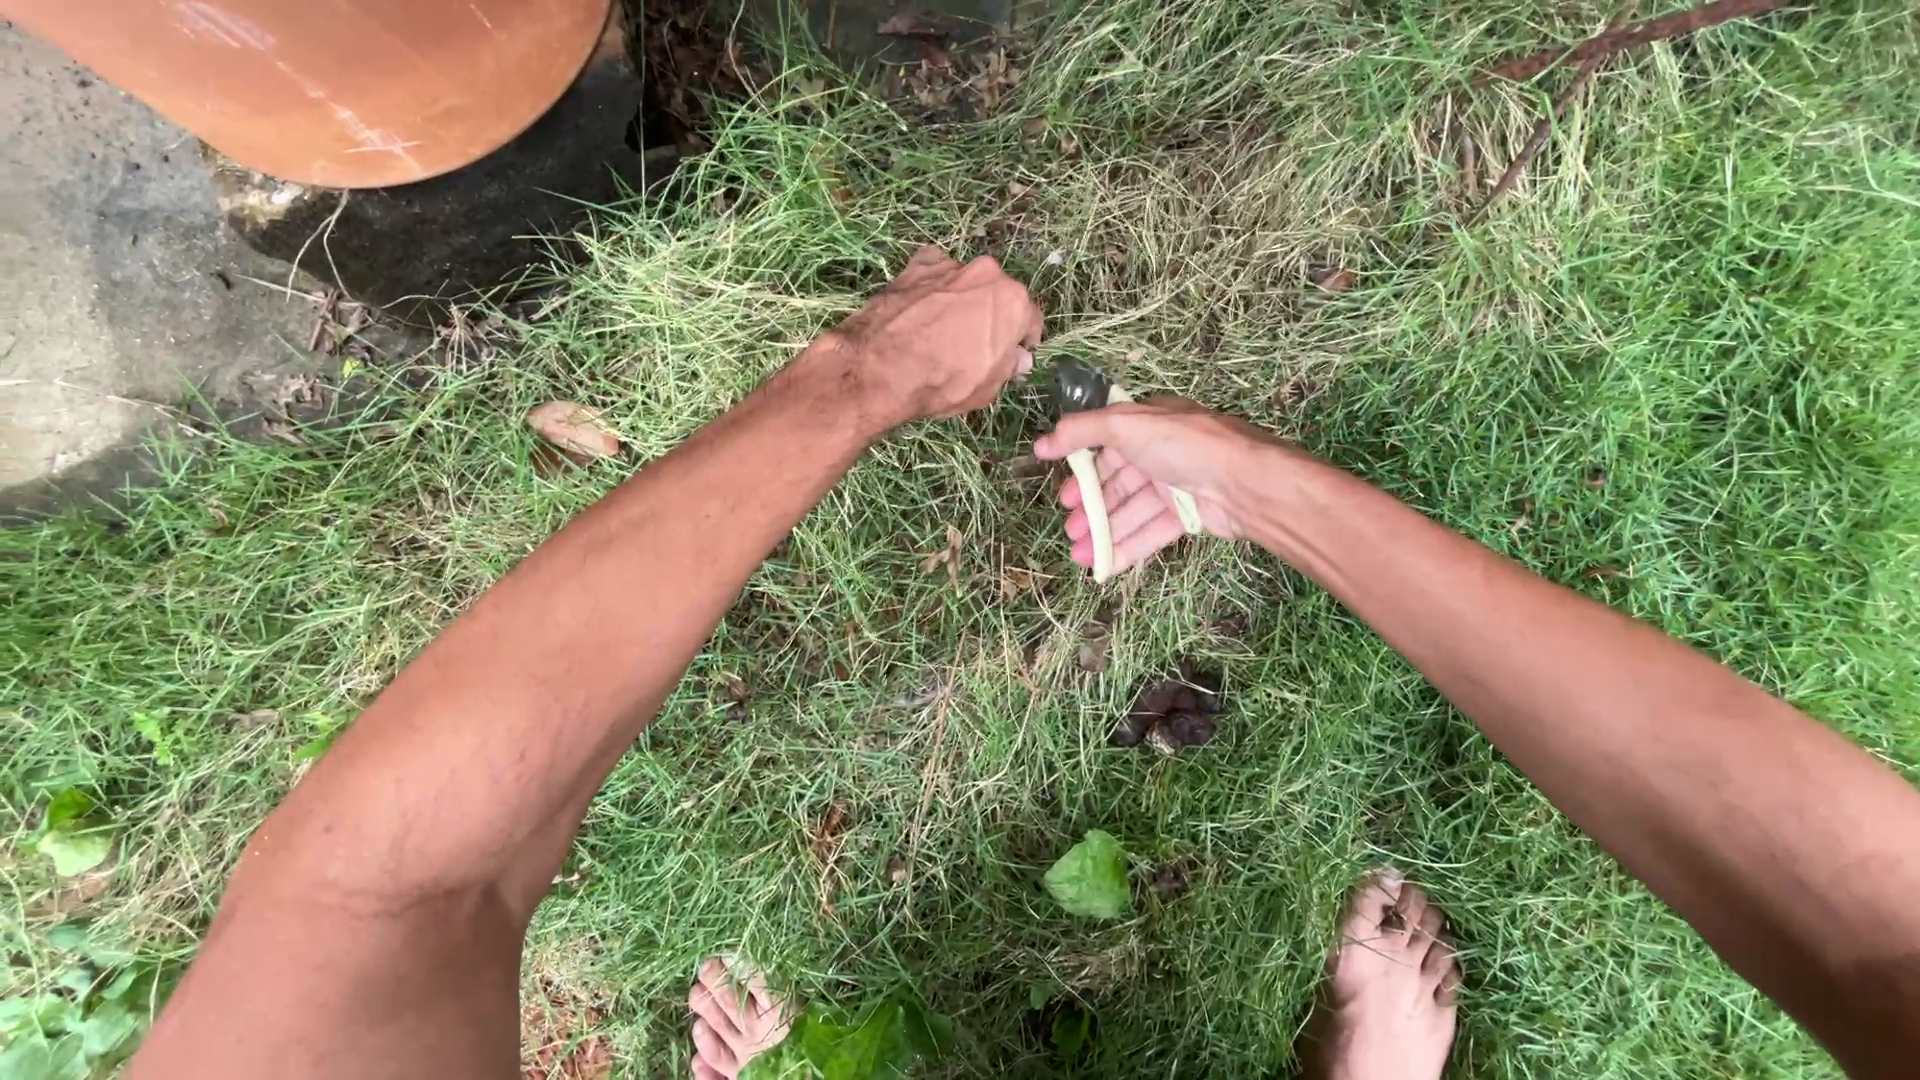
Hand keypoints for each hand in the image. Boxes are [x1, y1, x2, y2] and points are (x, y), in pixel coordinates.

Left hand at [818, 245, 1043, 426]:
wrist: (881, 367)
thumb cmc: (944, 382)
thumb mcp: (987, 388)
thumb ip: (1008, 367)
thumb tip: (1017, 359)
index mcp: (1013, 301)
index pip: (1030, 319)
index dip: (1023, 341)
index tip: (1015, 355)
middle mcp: (986, 274)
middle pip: (998, 296)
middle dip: (992, 317)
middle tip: (977, 344)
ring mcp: (949, 266)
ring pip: (965, 284)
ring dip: (962, 302)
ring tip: (943, 331)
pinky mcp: (915, 266)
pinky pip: (933, 276)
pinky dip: (932, 290)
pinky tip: (921, 312)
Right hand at [1033, 397, 1280, 573]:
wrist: (1245, 484)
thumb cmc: (1184, 445)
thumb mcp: (1126, 425)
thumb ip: (1081, 431)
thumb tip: (1042, 443)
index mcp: (1147, 424)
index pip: (1105, 446)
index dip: (1082, 469)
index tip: (1062, 491)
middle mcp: (1159, 453)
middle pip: (1116, 483)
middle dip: (1090, 507)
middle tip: (1069, 528)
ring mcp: (1174, 486)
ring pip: (1130, 512)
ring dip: (1103, 532)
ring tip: (1078, 554)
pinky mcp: (1186, 516)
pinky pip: (1149, 533)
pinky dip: (1125, 548)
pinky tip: (1102, 565)